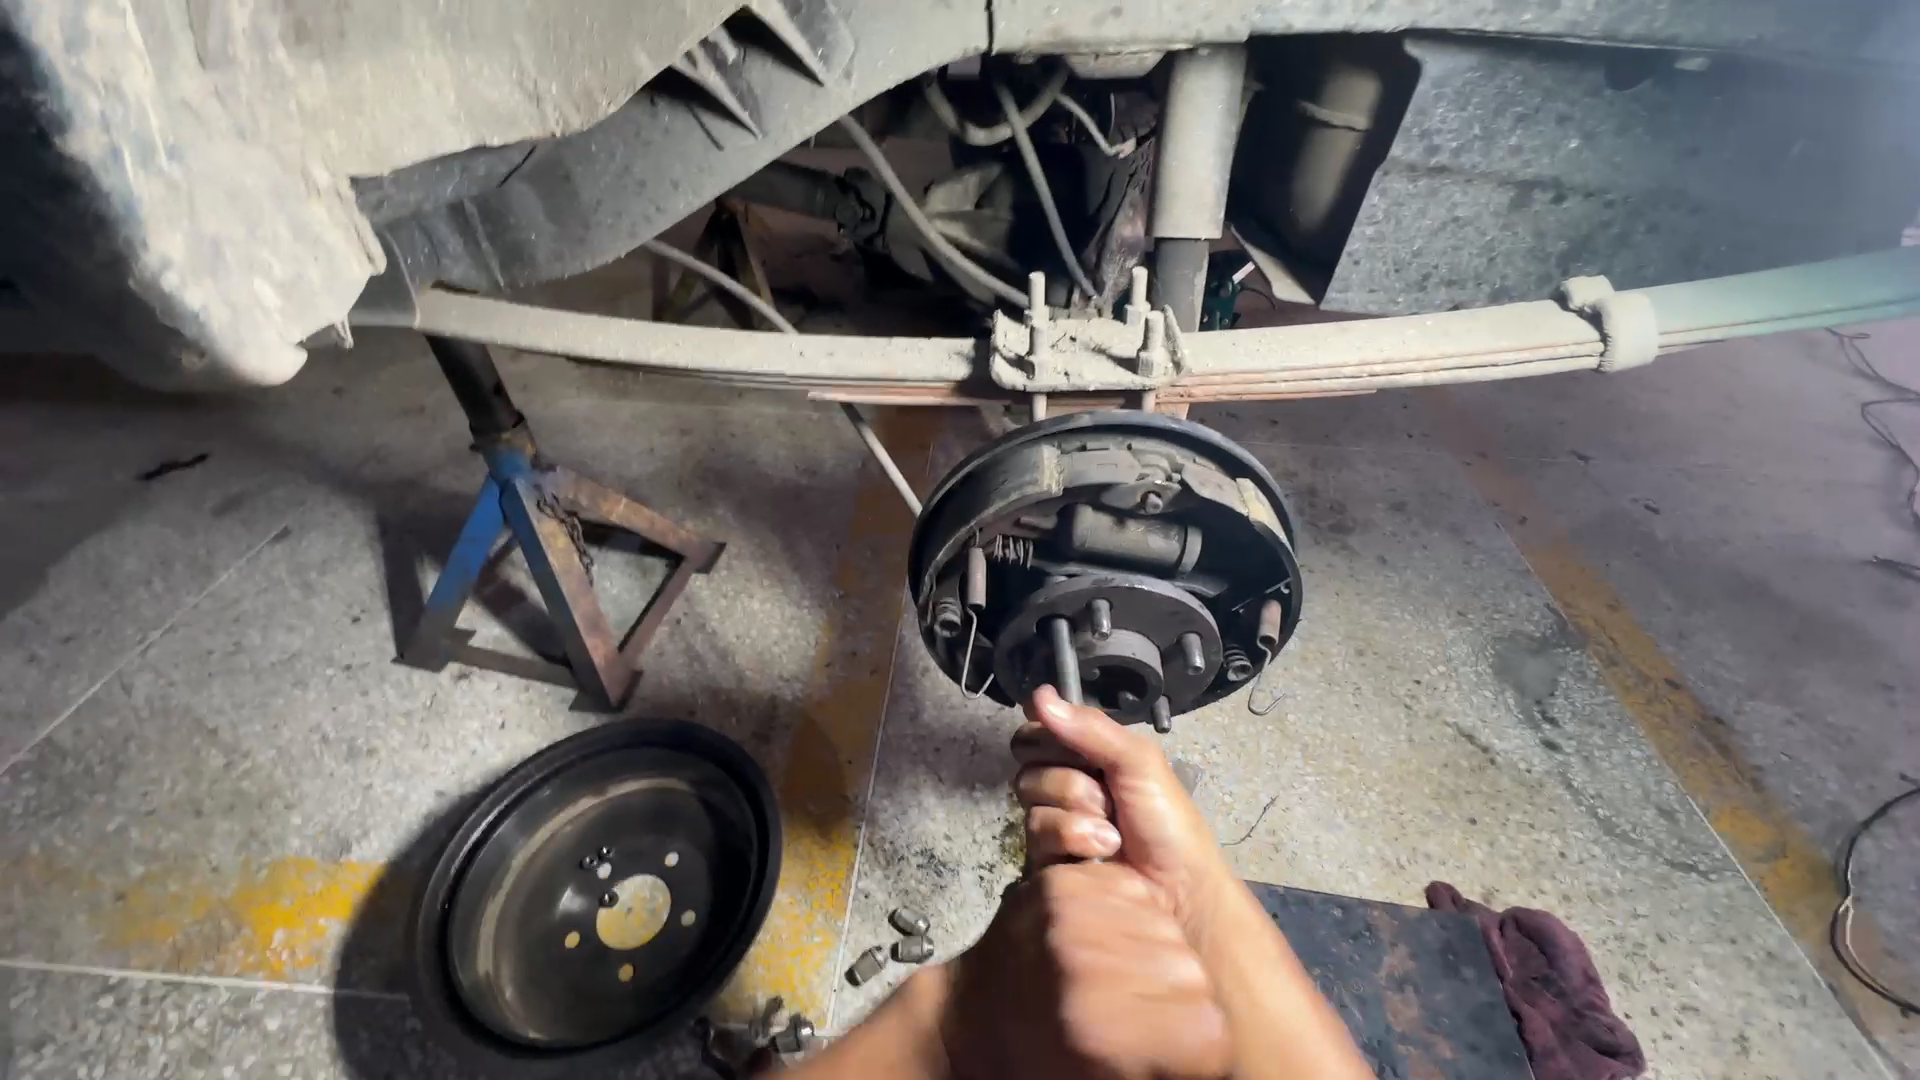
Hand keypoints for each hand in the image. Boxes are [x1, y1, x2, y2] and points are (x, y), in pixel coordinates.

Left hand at [940, 861, 1230, 1079]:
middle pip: (1189, 972)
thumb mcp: (1110, 1078)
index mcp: (1105, 1034)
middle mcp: (1090, 965)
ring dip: (1152, 947)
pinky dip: (1129, 910)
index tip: (1167, 1049)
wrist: (968, 1020)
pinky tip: (1105, 936)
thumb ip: (1169, 1058)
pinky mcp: (1060, 882)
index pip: (1208, 1030)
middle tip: (1137, 1013)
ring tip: (1117, 973)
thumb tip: (1207, 1041)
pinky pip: (1131, 890)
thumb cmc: (1041, 1063)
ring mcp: (1072, 916)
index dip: (1194, 1043)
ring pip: (1163, 925)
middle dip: (1174, 994)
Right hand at [1012, 686, 1233, 929]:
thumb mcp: (1138, 761)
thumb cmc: (1167, 821)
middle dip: (1070, 782)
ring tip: (1112, 832)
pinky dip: (1073, 839)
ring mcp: (1055, 823)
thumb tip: (1039, 694)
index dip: (1046, 738)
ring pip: (1032, 802)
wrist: (1180, 890)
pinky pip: (1037, 835)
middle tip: (1106, 796)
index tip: (1072, 749)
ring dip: (1077, 814)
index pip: (1036, 734)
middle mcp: (1064, 785)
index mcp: (1084, 756)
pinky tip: (1100, 852)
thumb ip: (1090, 727)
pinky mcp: (1048, 859)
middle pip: (1028, 766)